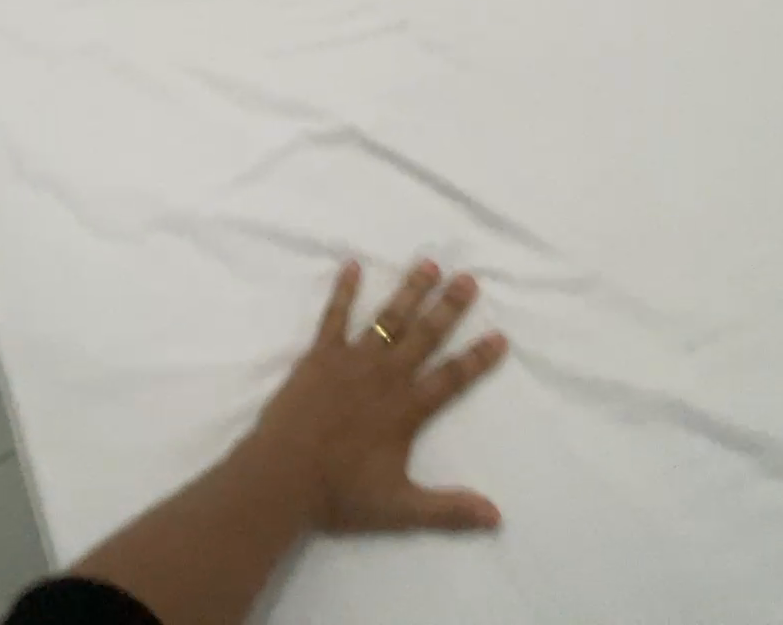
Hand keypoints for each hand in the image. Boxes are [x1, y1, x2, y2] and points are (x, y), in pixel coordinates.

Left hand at [241, 259, 509, 533]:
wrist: (282, 475)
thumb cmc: (340, 492)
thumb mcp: (400, 509)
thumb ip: (449, 509)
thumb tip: (497, 517)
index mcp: (406, 409)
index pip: (451, 379)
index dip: (477, 359)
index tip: (500, 335)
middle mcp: (384, 376)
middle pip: (424, 336)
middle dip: (448, 307)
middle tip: (468, 278)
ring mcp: (351, 360)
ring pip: (387, 318)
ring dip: (409, 290)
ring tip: (428, 263)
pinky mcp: (320, 354)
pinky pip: (334, 316)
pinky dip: (343, 290)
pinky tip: (352, 265)